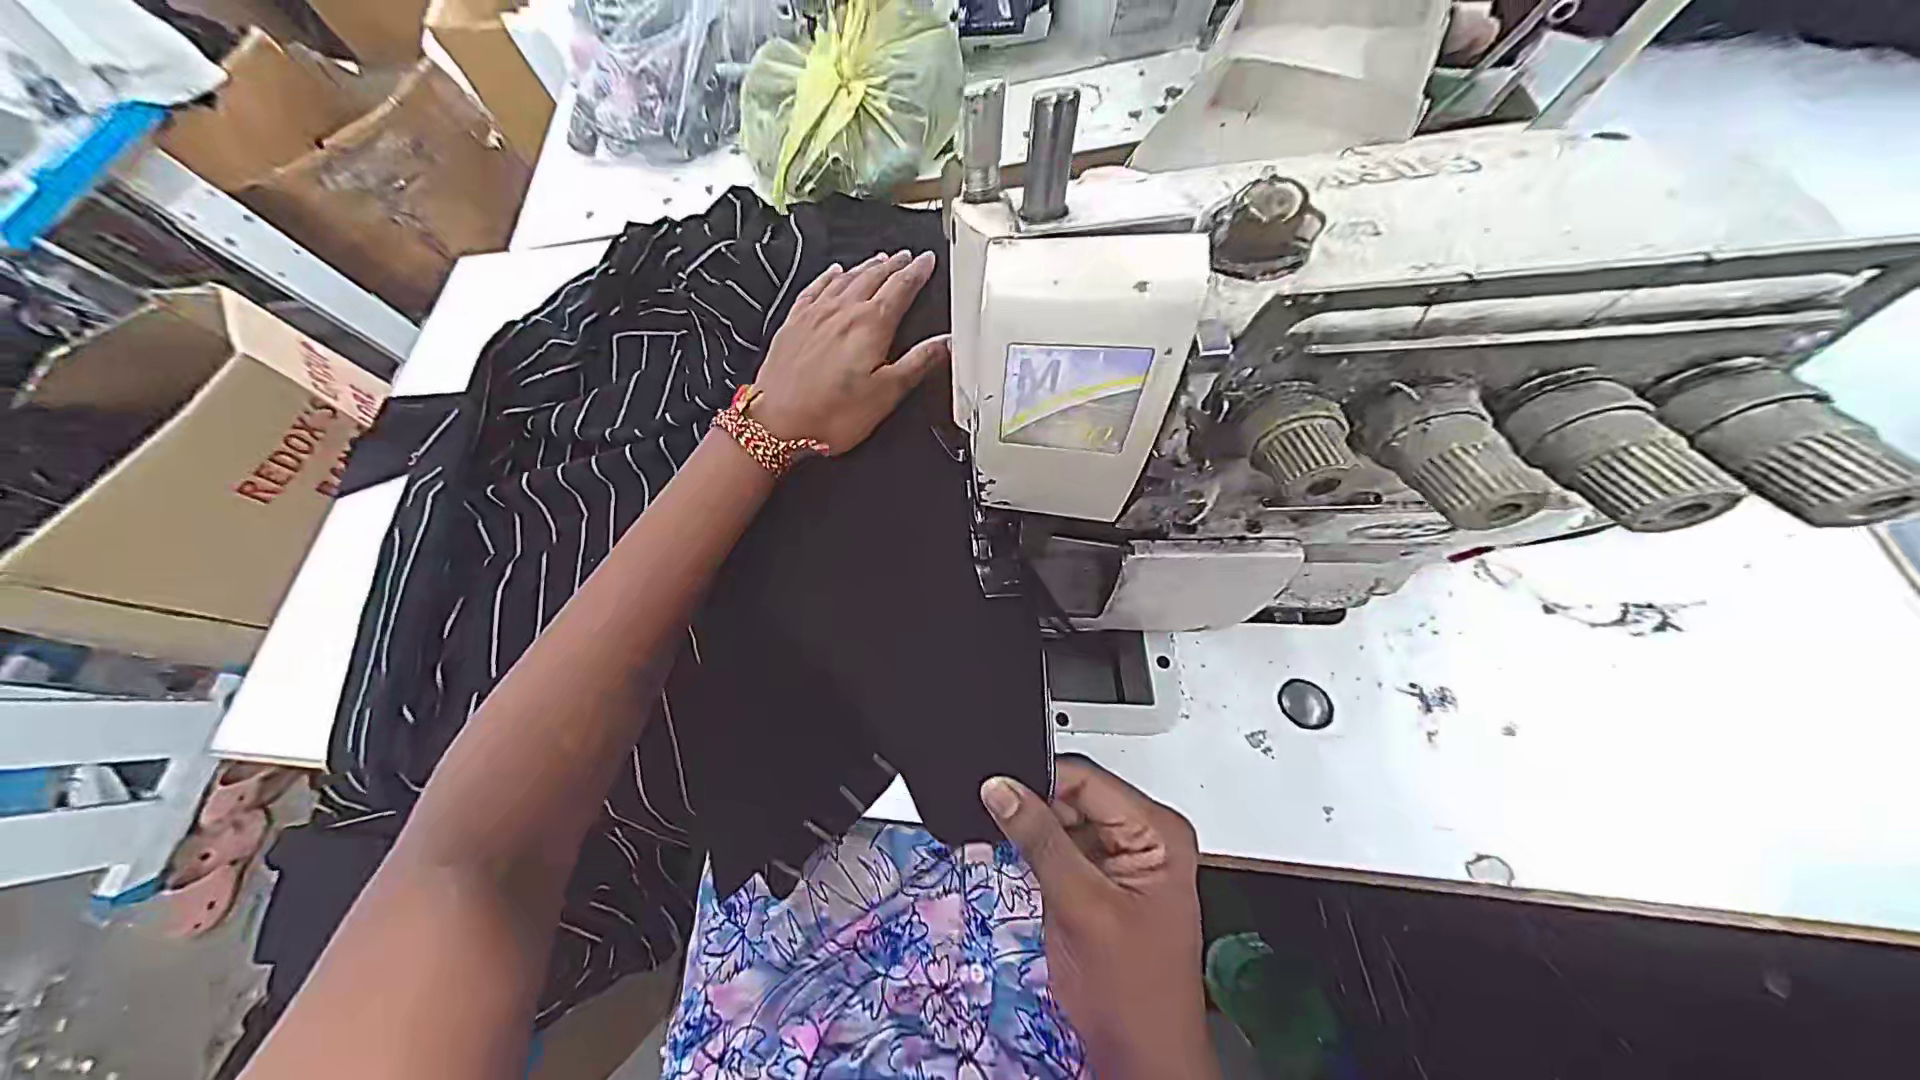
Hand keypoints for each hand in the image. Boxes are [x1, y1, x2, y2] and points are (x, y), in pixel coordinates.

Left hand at [749, 250, 947, 454]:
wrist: (777, 423)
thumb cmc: (830, 414)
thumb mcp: (887, 393)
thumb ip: (918, 363)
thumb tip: (944, 343)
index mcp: (870, 326)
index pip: (901, 288)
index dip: (917, 273)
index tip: (926, 262)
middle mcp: (842, 312)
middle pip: (874, 277)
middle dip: (894, 265)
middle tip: (907, 258)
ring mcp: (815, 315)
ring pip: (846, 278)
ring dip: (866, 266)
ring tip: (879, 260)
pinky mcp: (794, 324)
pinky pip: (815, 288)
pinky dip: (829, 276)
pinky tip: (833, 273)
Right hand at [981, 757, 1217, 1079]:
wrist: (1139, 1056)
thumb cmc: (1131, 992)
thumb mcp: (1081, 904)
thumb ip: (1039, 839)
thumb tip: (1002, 789)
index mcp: (1158, 830)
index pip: (1088, 780)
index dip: (1041, 782)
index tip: (998, 789)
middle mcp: (1145, 833)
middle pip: (1076, 795)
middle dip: (1037, 808)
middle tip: (1002, 823)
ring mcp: (1122, 853)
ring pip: (1064, 816)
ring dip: (1036, 831)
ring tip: (1018, 852)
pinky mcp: (1101, 872)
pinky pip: (1062, 841)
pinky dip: (1039, 849)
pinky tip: (1029, 865)